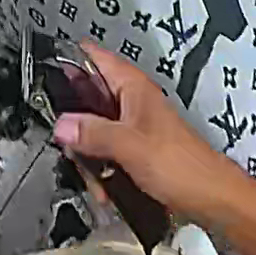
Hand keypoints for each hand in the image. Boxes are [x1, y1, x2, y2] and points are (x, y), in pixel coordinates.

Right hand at [52, 42, 254, 227]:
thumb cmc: (174, 162)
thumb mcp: (128, 145)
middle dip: (77, 124)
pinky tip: (106, 191)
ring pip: (97, 128)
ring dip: (91, 155)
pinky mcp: (138, 148)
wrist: (209, 196)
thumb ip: (93, 133)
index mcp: (132, 86)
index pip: (97, 58)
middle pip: (90, 98)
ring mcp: (135, 124)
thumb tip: (60, 124)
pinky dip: (104, 169)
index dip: (72, 59)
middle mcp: (133, 99)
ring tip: (95, 180)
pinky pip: (108, 150)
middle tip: (71, 146)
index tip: (46, 70)